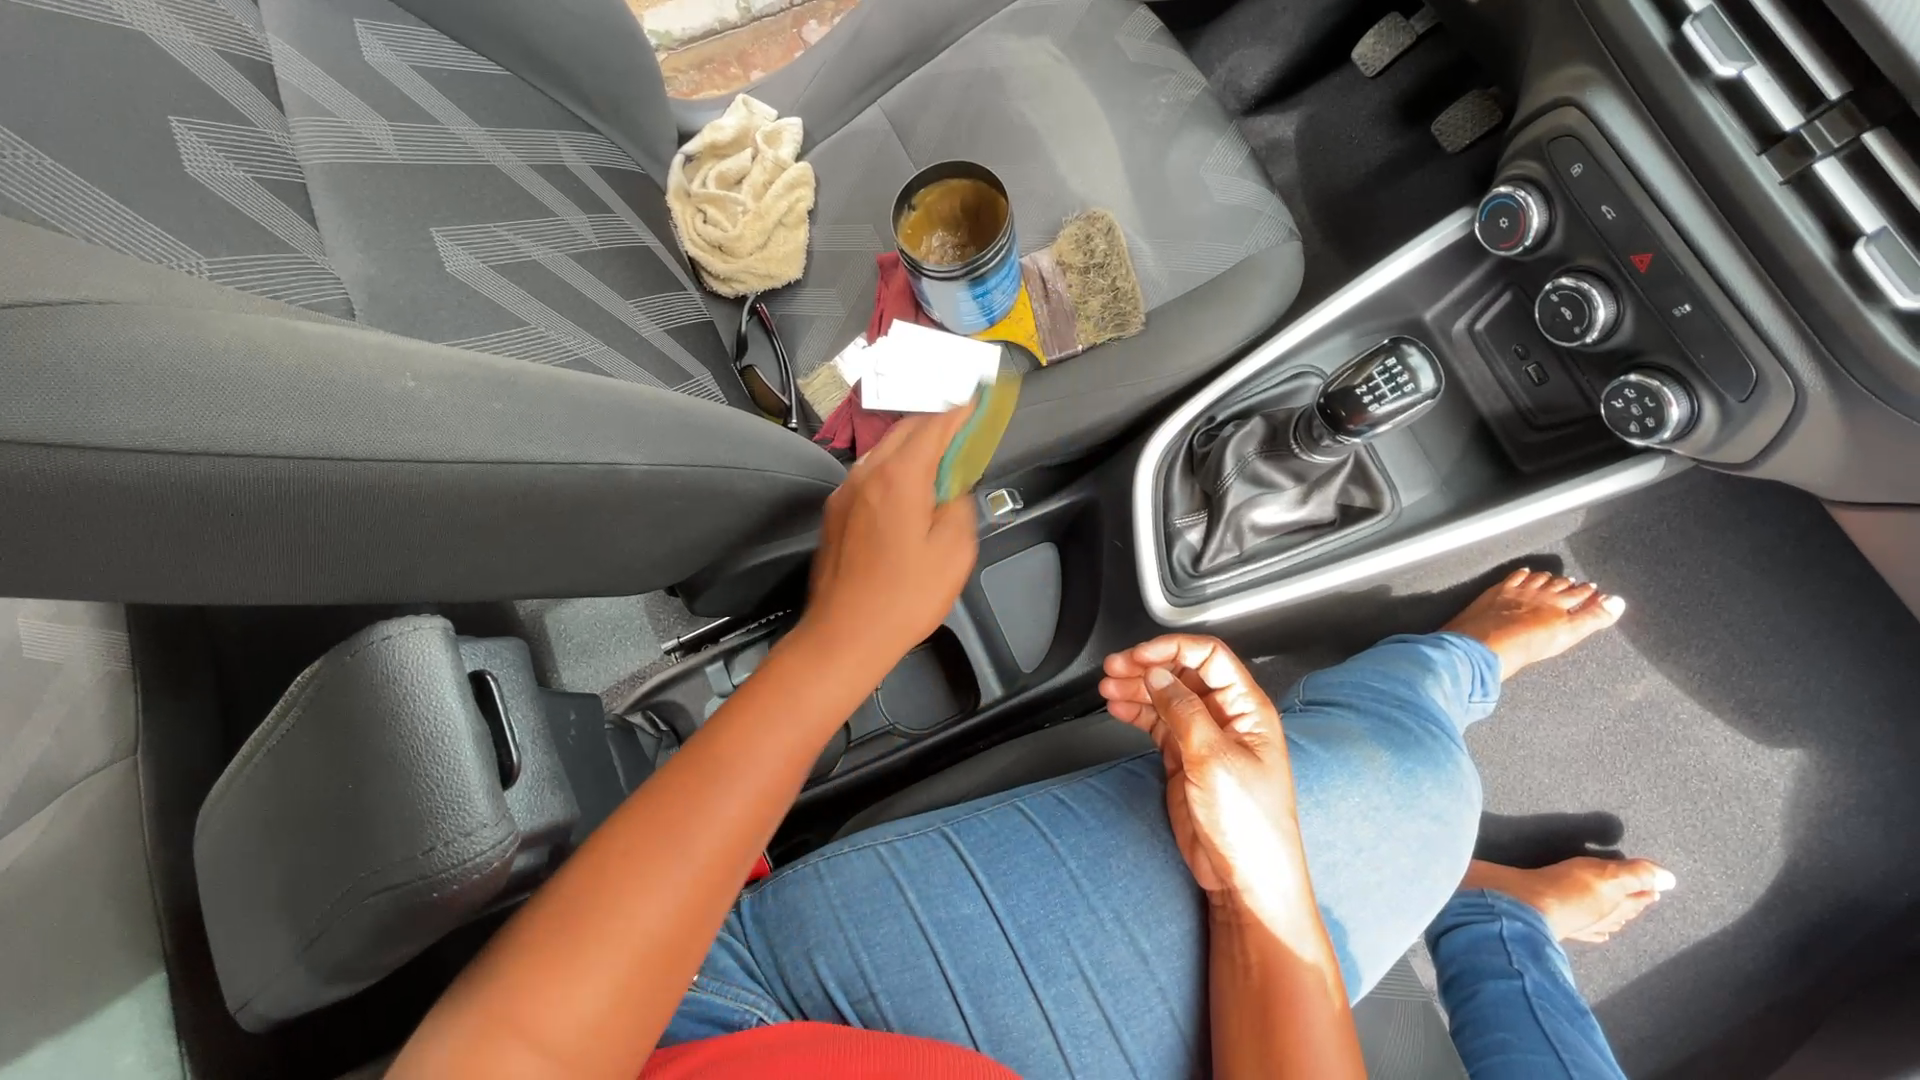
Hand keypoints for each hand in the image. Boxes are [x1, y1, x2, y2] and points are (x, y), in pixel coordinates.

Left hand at [803, 408, 977, 666]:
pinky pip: (868, 475)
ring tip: (938, 459)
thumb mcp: (954, 553)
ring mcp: (845, 494)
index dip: (960, 412)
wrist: (845, 635)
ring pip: (883, 451)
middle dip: (936, 424)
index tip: (977, 401)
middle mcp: (866, 475)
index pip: (934, 426)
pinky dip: (892, 468)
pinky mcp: (834, 514)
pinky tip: (906, 490)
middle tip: (962, 429)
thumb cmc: (903, 598)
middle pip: (905, 431)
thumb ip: (959, 506)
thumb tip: (953, 488)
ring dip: (912, 446)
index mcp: (899, 477)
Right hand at [1100, 636, 1305, 907]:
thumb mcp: (1214, 759)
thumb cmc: (1251, 826)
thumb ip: (1184, 711)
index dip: (1172, 650)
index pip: (1209, 657)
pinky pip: (1158, 724)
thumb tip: (1158, 676)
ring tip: (1108, 687)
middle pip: (1183, 674)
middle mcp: (1227, 718)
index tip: (1139, 656)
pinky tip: (1118, 708)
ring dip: (1136, 688)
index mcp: (1248, 709)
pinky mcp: (1186, 759)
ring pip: (1166, 697)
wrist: (1246, 879)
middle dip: (1147, 667)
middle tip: (1114, 668)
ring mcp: (1205, 739)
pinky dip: (1136, 713)